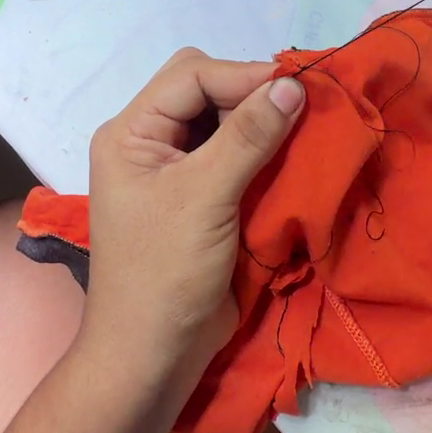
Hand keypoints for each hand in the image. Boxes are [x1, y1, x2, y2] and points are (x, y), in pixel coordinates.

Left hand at [79, 49, 305, 388]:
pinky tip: (289, 154)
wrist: (154, 356)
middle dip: (249, 93)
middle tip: (296, 108)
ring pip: (221, 117)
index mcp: (131, 132)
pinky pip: (233, 151)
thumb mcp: (205, 197)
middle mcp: (149, 140)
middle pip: (203, 88)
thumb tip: (292, 84)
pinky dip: (261, 149)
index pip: (190, 76)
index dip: (241, 76)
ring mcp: (174, 167)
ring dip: (259, 120)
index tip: (295, 89)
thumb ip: (248, 137)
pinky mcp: (200, 193)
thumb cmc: (166, 272)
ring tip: (300, 125)